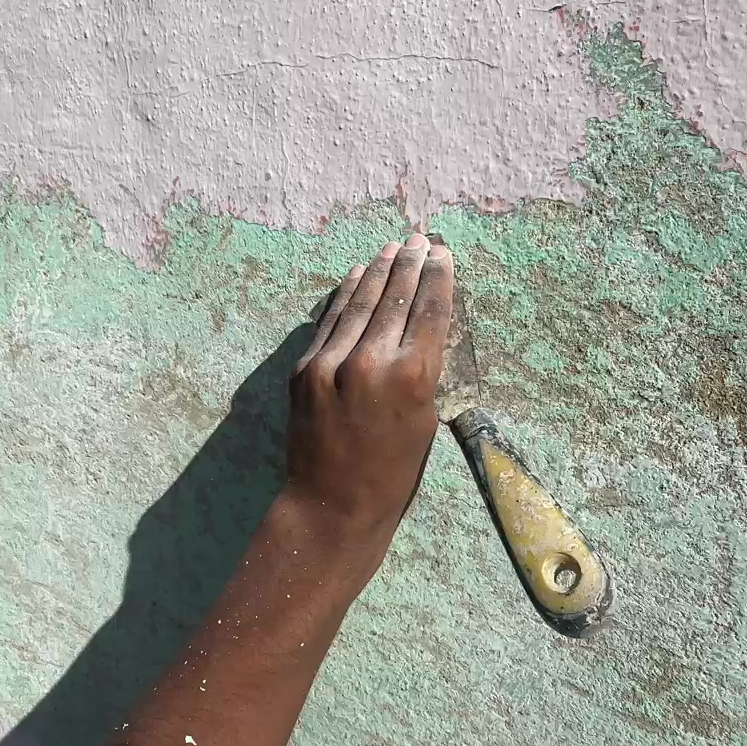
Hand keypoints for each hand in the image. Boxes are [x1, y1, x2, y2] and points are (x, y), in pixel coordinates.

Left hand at [283, 234, 453, 560]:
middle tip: (419, 238)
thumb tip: (421, 323)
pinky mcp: (304, 369)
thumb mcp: (425, 419)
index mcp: (412, 377)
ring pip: (360, 304)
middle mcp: (370, 361)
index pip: (429, 312)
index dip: (437, 278)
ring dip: (377, 271)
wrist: (330, 506)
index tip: (442, 253)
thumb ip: (422, 368)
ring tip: (391, 247)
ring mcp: (331, 363)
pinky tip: (356, 274)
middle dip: (409, 265)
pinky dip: (344, 295)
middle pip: (395, 299)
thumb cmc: (393, 473)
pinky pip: (330, 322)